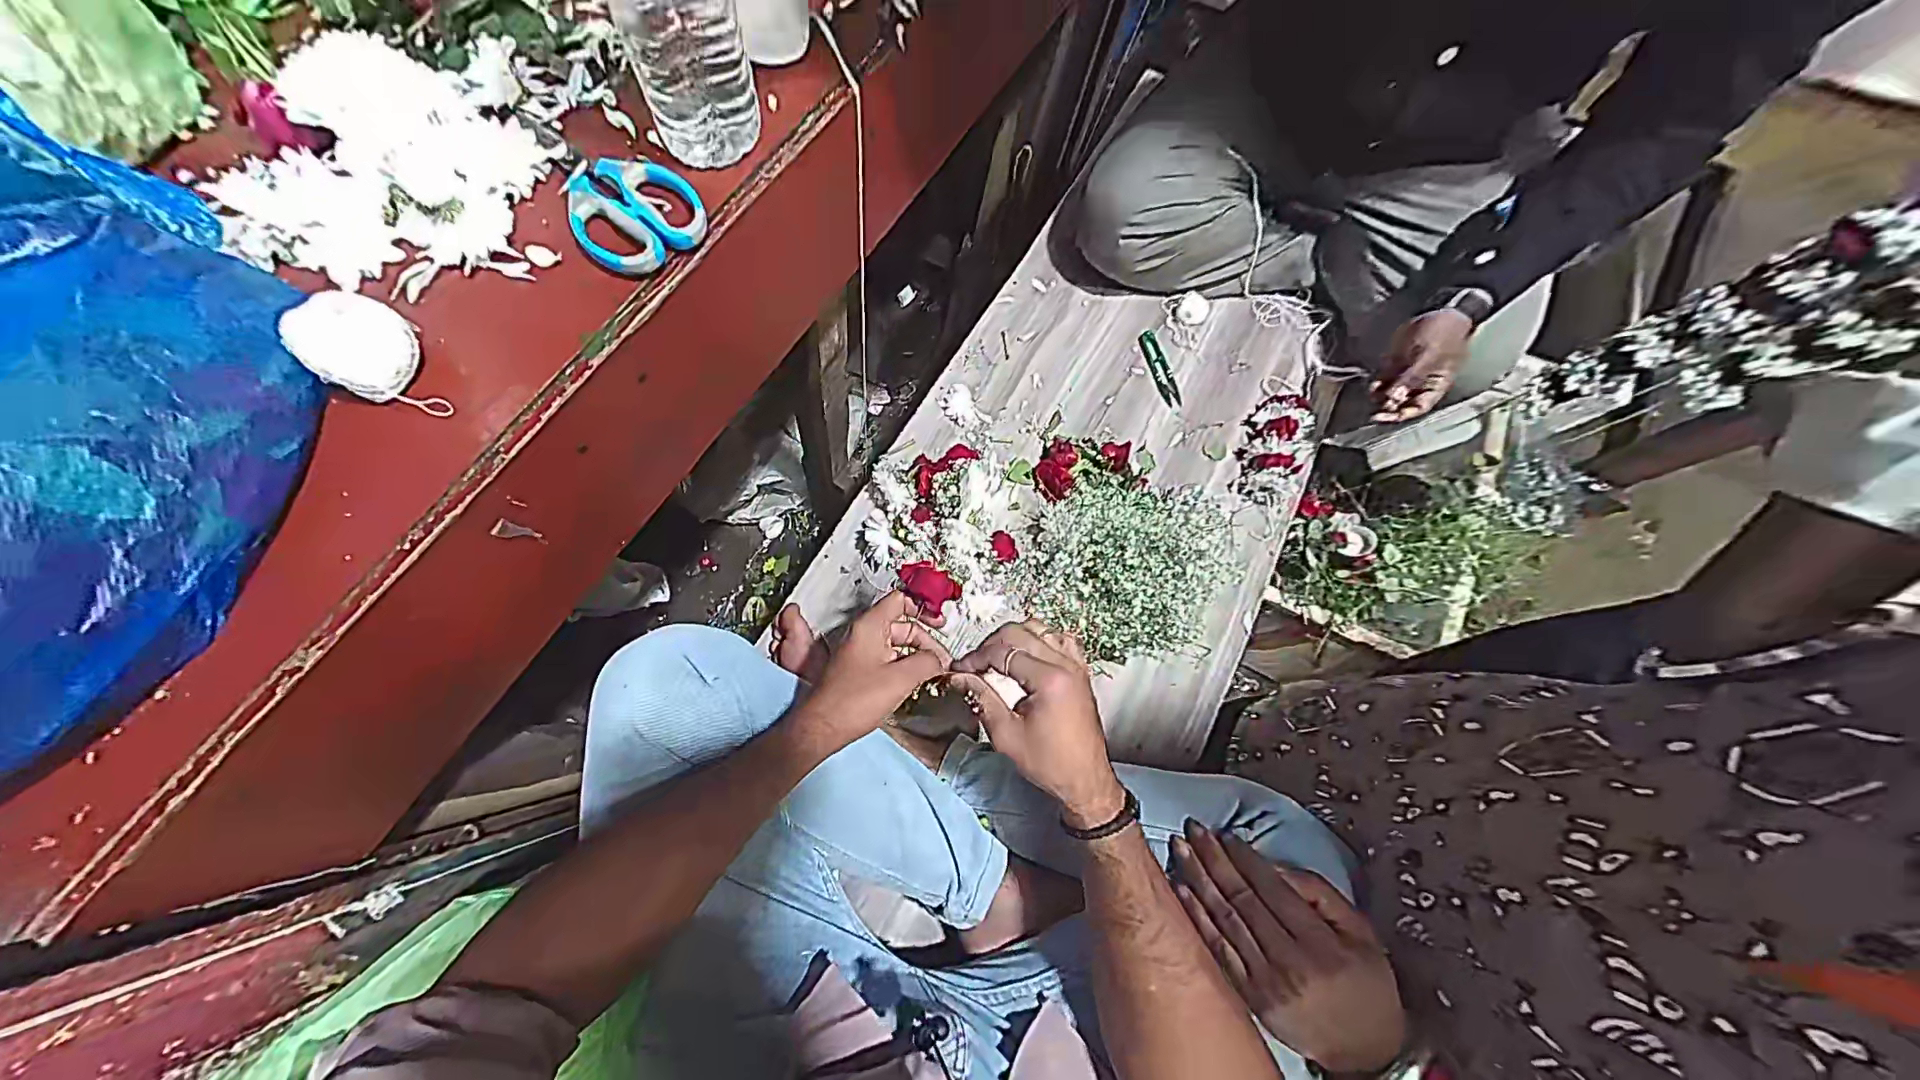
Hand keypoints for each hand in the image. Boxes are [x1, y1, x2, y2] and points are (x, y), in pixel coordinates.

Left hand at [793, 591, 950, 750]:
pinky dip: (902, 665)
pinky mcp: (857, 669)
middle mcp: (862, 634)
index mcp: (870, 626)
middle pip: (901, 624)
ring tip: (930, 670)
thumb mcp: (902, 678)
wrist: (823, 727)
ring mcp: (858, 652)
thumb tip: (939, 660)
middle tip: (940, 657)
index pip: (899, 600)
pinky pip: (885, 658)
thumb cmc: (852, 702)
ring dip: (915, 654)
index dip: (922, 608)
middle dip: (924, 639)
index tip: (938, 622)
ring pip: (894, 643)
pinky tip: (912, 680)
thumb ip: (928, 662)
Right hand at [949, 621, 1123, 828]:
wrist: (1085, 779)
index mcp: (1050, 680)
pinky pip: (1058, 638)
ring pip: (1040, 628)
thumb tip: (960, 677)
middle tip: (974, 664)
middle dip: (990, 644)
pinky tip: (1026, 654)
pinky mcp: (1080, 671)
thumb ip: (981, 699)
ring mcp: (1076, 665)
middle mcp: (1066, 665)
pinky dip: (1038, 639)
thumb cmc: (1050, 763)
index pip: (1003, 651)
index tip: (961, 669)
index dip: (976, 657)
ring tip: (996, 657)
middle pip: (1019, 632)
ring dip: (1014, 637)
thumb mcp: (1006, 734)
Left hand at [1171, 825, 1404, 1073]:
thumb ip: (1319, 894)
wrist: (1366, 1056)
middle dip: (1213, 858)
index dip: (1244, 858)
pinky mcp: (1248, 997)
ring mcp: (1264, 983)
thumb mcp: (1360, 934)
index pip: (1271, 888)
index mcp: (1320, 946)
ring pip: (1223, 919)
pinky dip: (1196, 916)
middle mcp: (1289, 964)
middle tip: (1193, 829)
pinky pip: (1216, 948)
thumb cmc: (1365, 987)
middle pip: (1241, 899)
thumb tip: (1272, 867)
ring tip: (1180, 849)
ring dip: (1197, 878)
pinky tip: (1181, 890)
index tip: (1225, 834)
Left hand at [1370, 309, 1472, 421]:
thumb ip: (1411, 377)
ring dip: (1380, 398)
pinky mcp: (1394, 367)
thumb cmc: (1442, 333)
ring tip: (1374, 395)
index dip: (1403, 415)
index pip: (1418, 408)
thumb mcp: (1428, 355)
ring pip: (1389, 394)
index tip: (1387, 416)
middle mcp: (1419, 384)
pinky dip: (1376, 386)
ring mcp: (1406, 376)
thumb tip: (1394, 397)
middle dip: (1388, 410)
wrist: (1438, 312)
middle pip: (1402, 405)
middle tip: (1375, 414)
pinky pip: (1383, 382)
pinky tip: (1372, 386)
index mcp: (1435, 385)